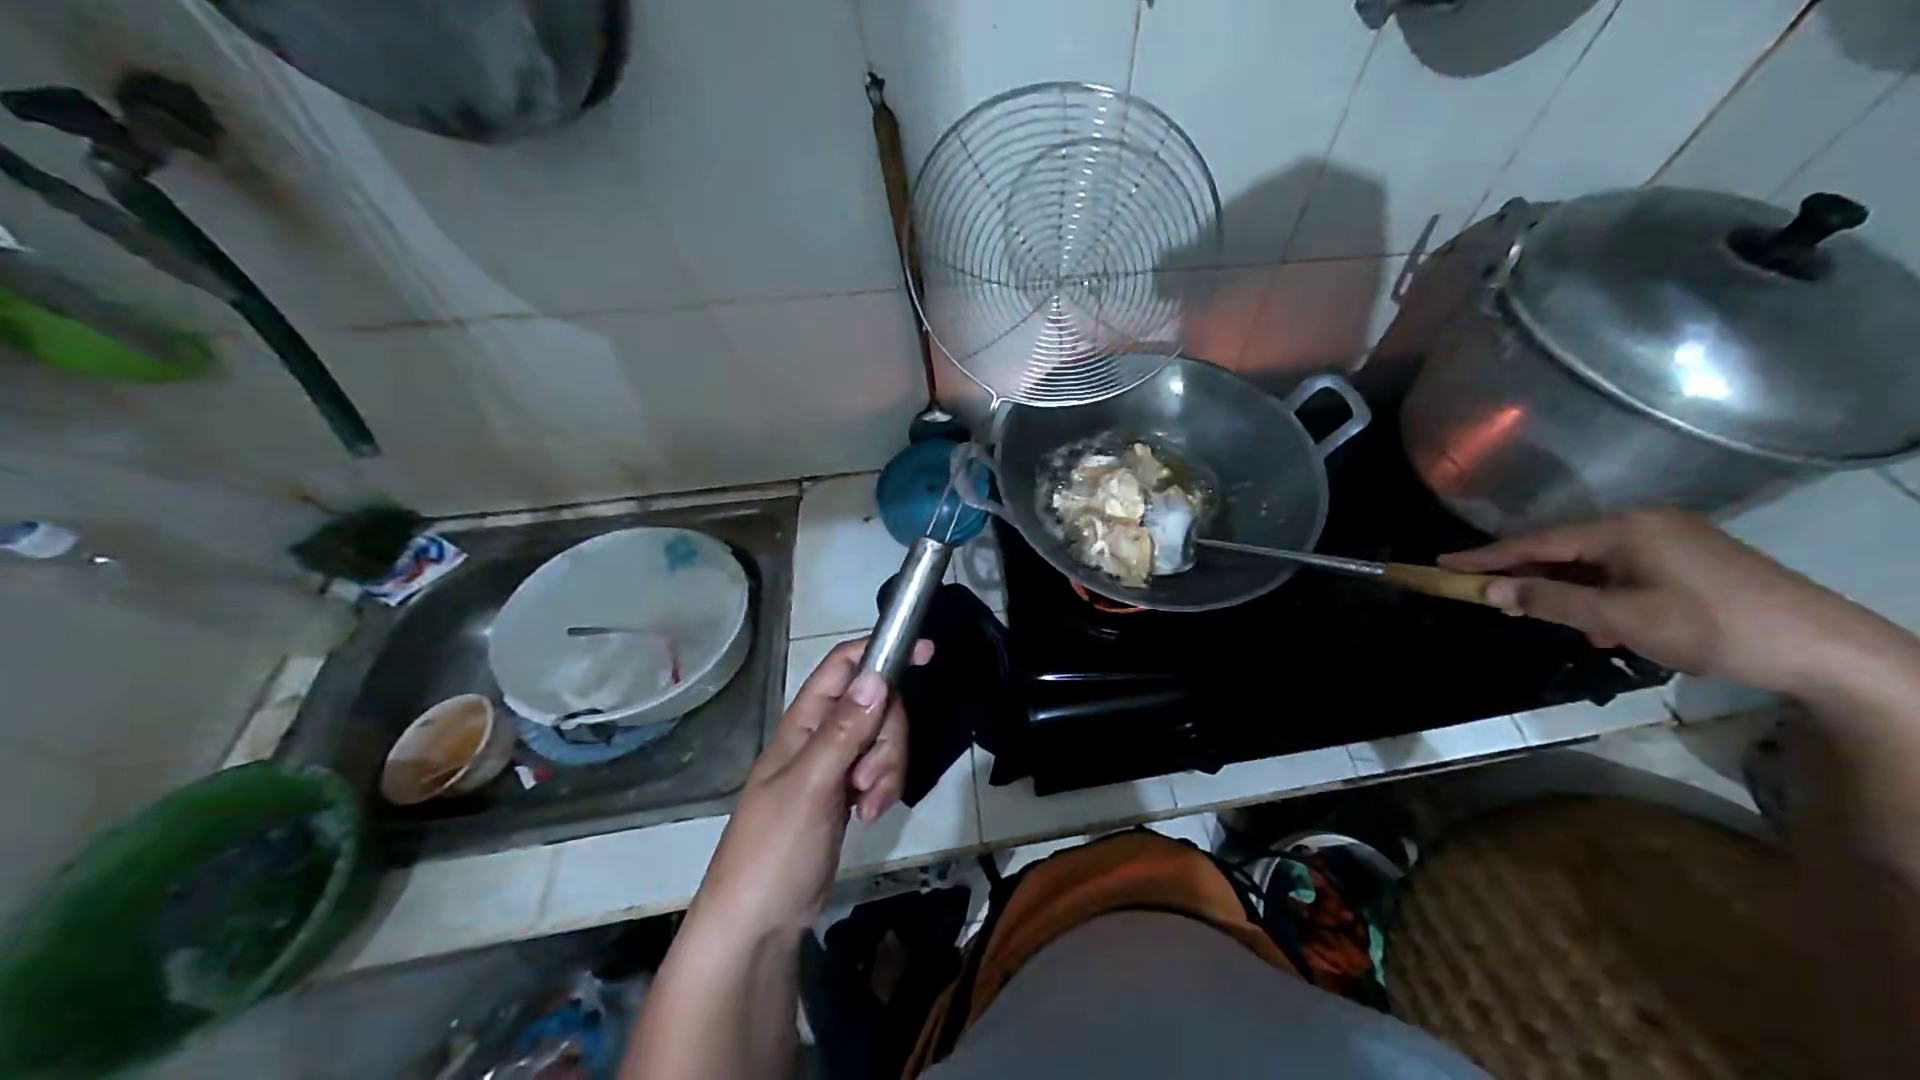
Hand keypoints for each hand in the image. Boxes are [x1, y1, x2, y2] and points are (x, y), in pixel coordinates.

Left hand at [692, 637, 930, 937]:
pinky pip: (880, 772)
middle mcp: (821, 735)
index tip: (925, 654)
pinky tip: (868, 816)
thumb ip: (844, 731)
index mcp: (803, 722)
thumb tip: (876, 676)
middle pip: (877, 705)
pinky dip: (883, 790)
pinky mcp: (846, 792)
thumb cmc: (773, 849)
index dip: (880, 653)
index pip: (844, 666)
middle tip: (868, 777)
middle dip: (887, 738)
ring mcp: (835, 765)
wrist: (759, 922)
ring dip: (887, 770)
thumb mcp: (809, 787)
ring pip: (883, 740)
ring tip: (866, 805)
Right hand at [1440, 509, 1909, 699]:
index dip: (1487, 556)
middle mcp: (1645, 524)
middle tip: (1490, 601)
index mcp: (1626, 529)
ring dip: (1565, 590)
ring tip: (1544, 617)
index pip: (1537, 542)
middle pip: (1564, 549)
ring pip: (1593, 564)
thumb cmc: (1713, 628)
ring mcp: (1672, 540)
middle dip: (1527, 576)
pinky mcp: (1691, 559)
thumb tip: (1490, 591)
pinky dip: (1599, 594)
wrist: (1828, 649)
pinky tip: (1602, 624)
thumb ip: (1549, 601)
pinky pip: (1622, 571)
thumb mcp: (1620, 619)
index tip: (1444, 563)